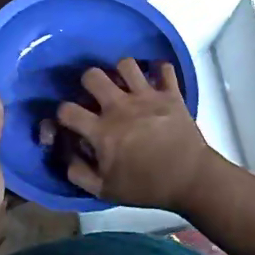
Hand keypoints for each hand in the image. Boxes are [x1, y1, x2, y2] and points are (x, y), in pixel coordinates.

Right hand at [57, 59, 218, 211]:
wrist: (191, 179)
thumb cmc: (147, 186)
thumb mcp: (105, 191)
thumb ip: (79, 173)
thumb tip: (66, 155)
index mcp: (102, 131)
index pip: (67, 110)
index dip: (63, 113)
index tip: (71, 120)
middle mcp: (120, 107)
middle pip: (92, 76)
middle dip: (88, 82)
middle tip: (97, 95)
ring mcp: (147, 96)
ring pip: (126, 64)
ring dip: (122, 72)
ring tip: (126, 85)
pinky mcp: (171, 93)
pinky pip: (164, 68)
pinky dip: (160, 71)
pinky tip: (156, 80)